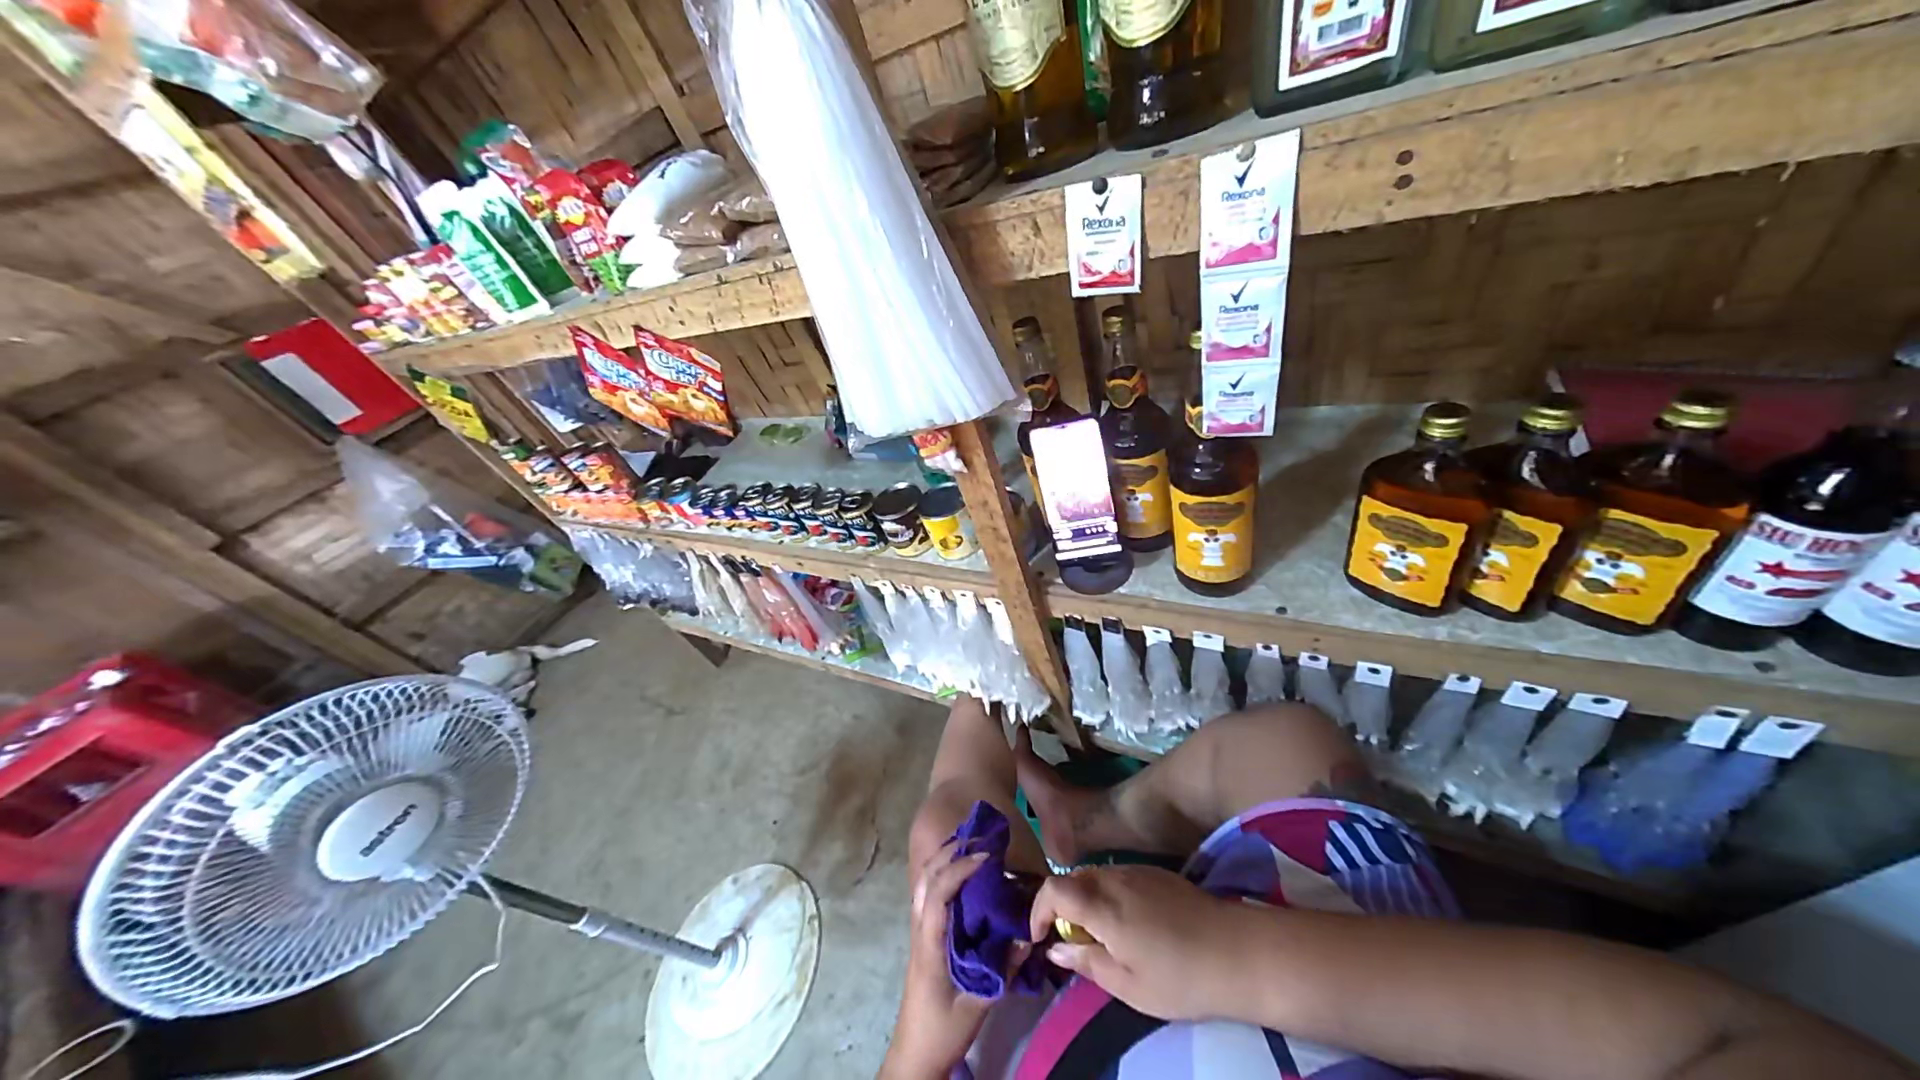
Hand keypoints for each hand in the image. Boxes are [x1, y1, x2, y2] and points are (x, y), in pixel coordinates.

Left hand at [881, 840, 1028, 1079]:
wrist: (915, 1055)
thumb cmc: (943, 1030)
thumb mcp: (978, 1005)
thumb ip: (1002, 971)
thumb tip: (1026, 935)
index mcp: (929, 944)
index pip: (938, 893)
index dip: (959, 869)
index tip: (986, 855)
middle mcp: (919, 930)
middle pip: (925, 878)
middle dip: (950, 852)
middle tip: (980, 838)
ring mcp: (918, 932)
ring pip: (923, 883)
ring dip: (944, 860)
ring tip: (972, 847)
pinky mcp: (923, 938)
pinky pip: (928, 894)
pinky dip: (943, 875)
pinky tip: (964, 876)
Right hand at [1028, 864, 1253, 1022]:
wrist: (1238, 952)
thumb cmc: (1180, 978)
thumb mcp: (1128, 986)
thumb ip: (1087, 962)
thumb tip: (1056, 948)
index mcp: (1103, 906)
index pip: (1053, 889)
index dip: (1038, 909)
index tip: (1040, 936)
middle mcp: (1114, 879)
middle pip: (1071, 878)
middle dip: (1059, 905)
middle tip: (1068, 939)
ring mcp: (1137, 871)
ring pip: (1094, 875)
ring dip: (1083, 899)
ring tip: (1097, 934)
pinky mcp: (1156, 873)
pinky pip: (1116, 875)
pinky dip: (1106, 894)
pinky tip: (1126, 922)